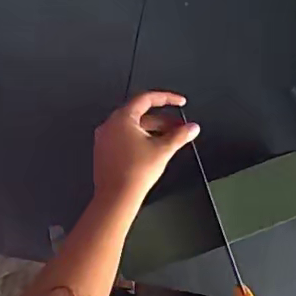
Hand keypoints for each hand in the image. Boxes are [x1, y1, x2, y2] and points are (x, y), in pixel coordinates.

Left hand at [94, 91, 199, 205]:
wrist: (117, 197)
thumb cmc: (132, 174)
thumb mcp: (163, 150)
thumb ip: (180, 135)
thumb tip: (191, 128)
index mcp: (122, 118)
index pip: (147, 98)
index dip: (167, 99)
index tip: (179, 102)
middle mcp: (110, 125)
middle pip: (141, 114)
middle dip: (163, 120)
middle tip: (179, 127)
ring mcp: (105, 139)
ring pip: (133, 128)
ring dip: (153, 130)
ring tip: (169, 139)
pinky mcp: (104, 152)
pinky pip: (124, 139)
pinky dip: (140, 140)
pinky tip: (152, 150)